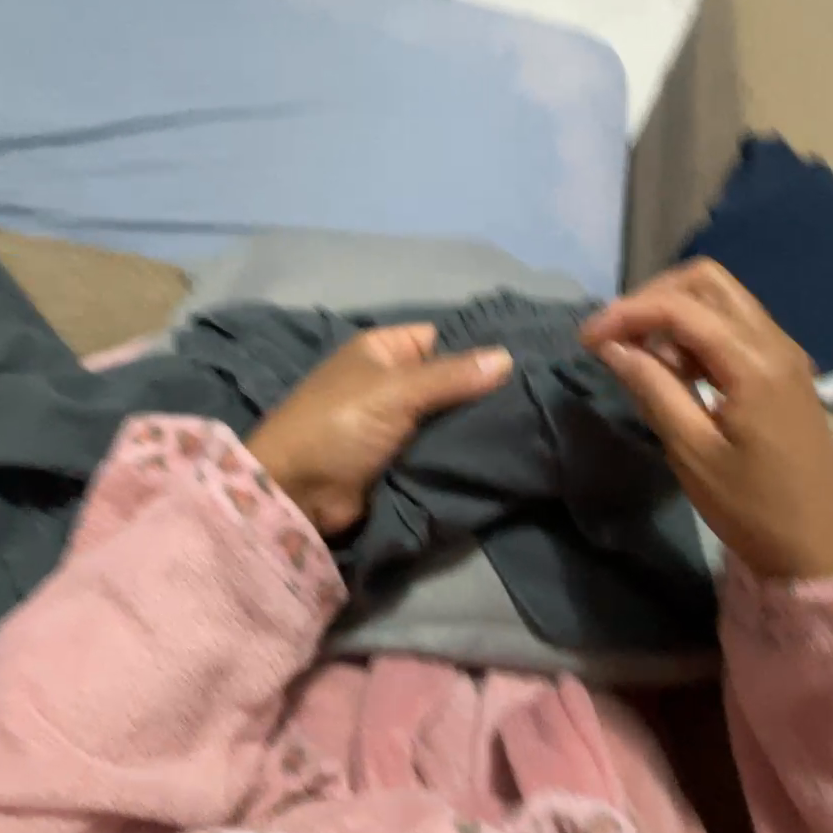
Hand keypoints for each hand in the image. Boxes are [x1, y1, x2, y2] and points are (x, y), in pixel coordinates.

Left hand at [247, 325, 513, 535]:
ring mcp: (395, 421)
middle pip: (447, 380)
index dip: (477, 348)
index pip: (441, 338)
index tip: (525, 361)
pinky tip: (500, 452)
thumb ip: (452, 376)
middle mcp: (390, 380)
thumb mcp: (396, 391)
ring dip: (474, 426)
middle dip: (481, 391)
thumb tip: (507, 357)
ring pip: (446, 417)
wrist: (297, 493)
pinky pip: (437, 448)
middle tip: (535, 400)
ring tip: (527, 425)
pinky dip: (459, 451)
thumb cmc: (339, 425)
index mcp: (383, 350)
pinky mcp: (399, 458)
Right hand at [581, 259, 832, 580]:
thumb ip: (652, 387)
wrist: (822, 549)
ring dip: (674, 315)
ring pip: (721, 301)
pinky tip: (676, 371)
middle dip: (653, 298)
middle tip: (617, 336)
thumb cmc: (753, 507)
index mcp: (754, 362)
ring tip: (642, 360)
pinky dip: (697, 334)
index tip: (586, 339)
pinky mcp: (783, 371)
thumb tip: (612, 345)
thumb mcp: (692, 450)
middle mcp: (774, 342)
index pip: (680, 307)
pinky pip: (734, 328)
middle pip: (707, 282)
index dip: (626, 313)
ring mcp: (784, 354)